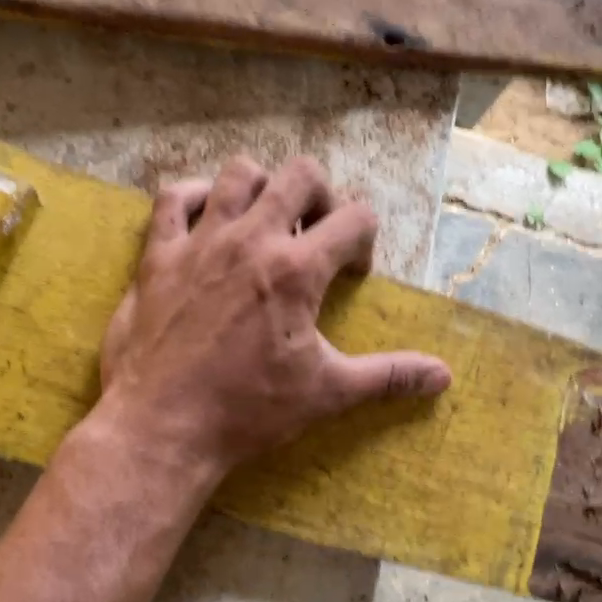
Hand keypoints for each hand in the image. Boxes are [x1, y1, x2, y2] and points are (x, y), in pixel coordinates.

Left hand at [97, 156, 451, 480]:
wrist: (161, 428)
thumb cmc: (248, 411)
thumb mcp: (327, 393)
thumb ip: (388, 376)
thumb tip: (443, 377)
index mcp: (297, 270)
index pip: (354, 217)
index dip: (365, 238)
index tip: (353, 274)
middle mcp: (251, 240)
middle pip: (300, 174)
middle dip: (320, 196)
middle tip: (316, 235)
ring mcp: (200, 242)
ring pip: (238, 173)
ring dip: (262, 188)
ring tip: (266, 221)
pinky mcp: (158, 255)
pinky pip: (174, 198)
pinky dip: (196, 197)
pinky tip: (209, 219)